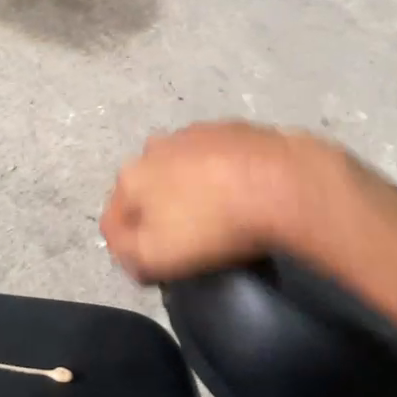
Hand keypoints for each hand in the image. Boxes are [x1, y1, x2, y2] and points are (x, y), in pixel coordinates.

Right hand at [101, 122, 363, 281]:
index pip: (114, 219)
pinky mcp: (236, 129)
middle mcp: (155, 146)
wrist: (283, 184)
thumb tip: (125, 244)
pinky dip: (223, 176)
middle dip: (161, 213)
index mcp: (130, 175)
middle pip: (148, 191)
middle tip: (190, 242)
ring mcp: (197, 132)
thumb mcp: (153, 258)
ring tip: (221, 217)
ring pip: (183, 171)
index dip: (131, 248)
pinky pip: (219, 161)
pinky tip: (244, 195)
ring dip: (193, 191)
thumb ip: (125, 252)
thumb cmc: (211, 226)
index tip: (158, 268)